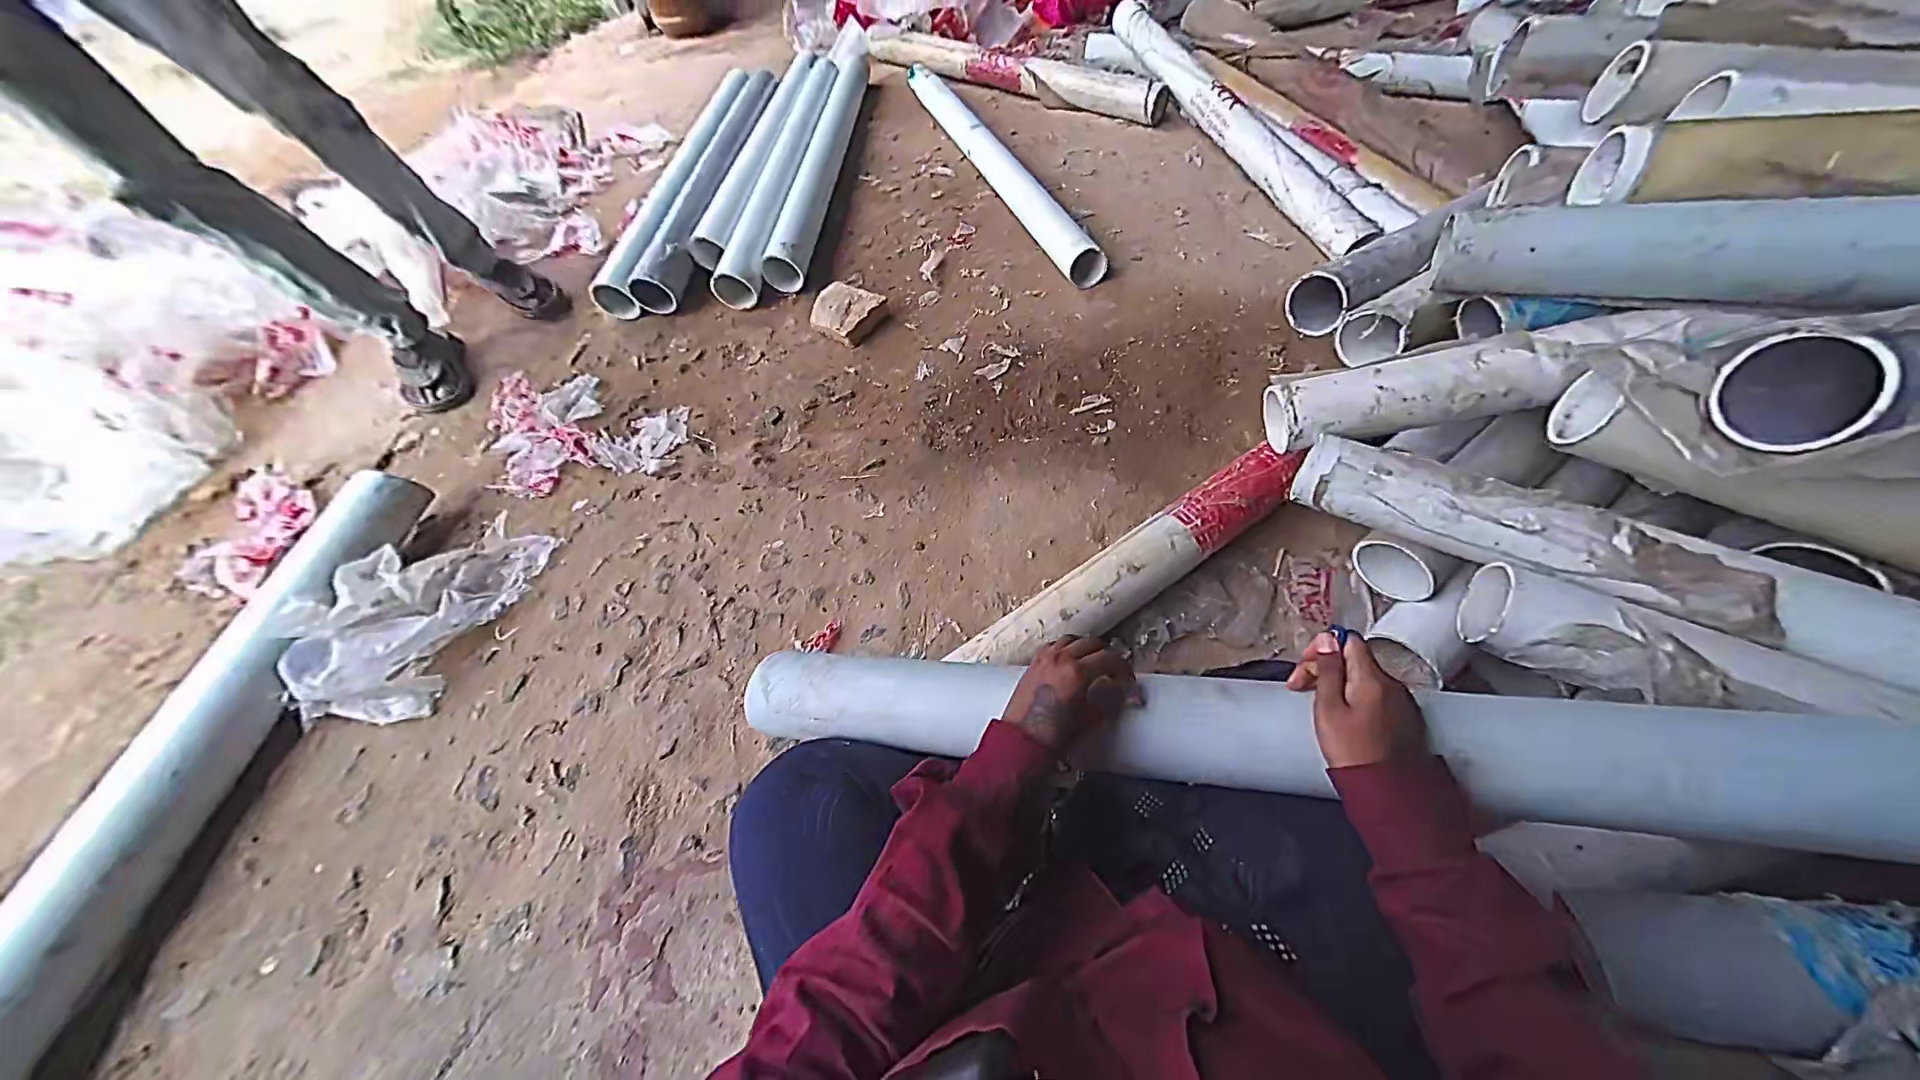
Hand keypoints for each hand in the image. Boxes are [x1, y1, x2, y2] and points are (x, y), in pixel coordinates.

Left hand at [1001, 636, 1141, 751]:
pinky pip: (1054, 645)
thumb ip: (1110, 702)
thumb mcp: (1089, 719)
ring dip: (1085, 648)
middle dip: (1106, 656)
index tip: (1127, 679)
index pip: (1109, 658)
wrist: (1022, 740)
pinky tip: (1069, 662)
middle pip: (1092, 644)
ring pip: (1072, 640)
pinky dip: (1066, 648)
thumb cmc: (1054, 734)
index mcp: (1077, 671)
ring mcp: (1045, 658)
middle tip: (1112, 671)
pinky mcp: (1034, 662)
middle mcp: (1061, 658)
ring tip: (1092, 663)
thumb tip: (1127, 695)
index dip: (1123, 668)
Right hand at [1287, 630, 1428, 768]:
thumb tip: (1328, 641)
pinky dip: (1356, 697)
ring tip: (1321, 703)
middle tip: (1304, 685)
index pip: (1350, 641)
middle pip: (1355, 658)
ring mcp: (1401, 702)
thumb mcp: (1327, 707)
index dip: (1324, 647)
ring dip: (1339, 682)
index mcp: (1373, 679)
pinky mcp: (1403, 718)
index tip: (1309, 663)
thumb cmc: (1354, 753)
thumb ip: (1328, 670)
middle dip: (1327, 666)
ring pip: (1364, 677)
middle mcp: (1393, 686)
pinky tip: (1342, 715)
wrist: (1386, 792)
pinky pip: (1376, 695)